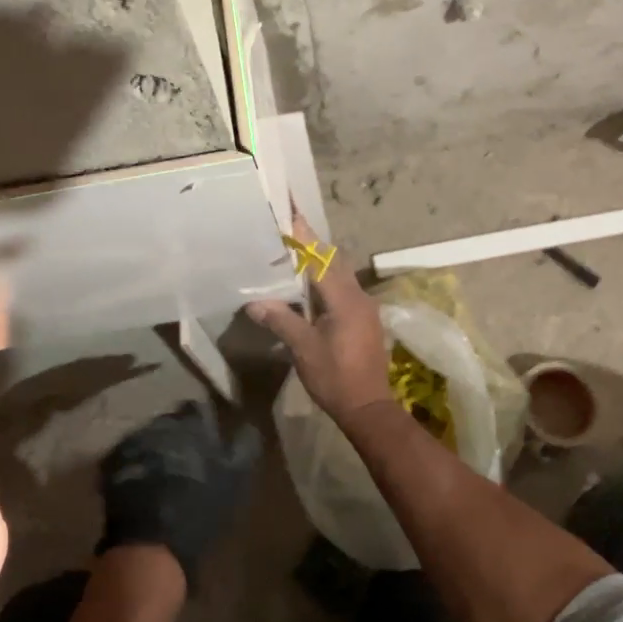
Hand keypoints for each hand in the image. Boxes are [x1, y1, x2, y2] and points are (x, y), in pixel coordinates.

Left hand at [95, 402, 259, 586]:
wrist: (151, 544)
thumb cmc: (200, 512)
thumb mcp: (235, 481)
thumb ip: (244, 449)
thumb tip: (250, 426)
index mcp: (195, 426)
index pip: (199, 409)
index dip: (203, 419)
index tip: (206, 433)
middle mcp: (163, 425)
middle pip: (171, 420)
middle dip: (176, 432)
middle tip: (183, 454)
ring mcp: (136, 442)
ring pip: (148, 436)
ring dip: (155, 447)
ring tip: (159, 469)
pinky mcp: (114, 462)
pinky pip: (126, 455)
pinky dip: (133, 463)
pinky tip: (137, 481)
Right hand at [245, 213, 392, 425]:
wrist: (368, 408)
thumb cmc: (335, 377)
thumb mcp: (303, 348)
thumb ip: (281, 320)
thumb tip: (254, 302)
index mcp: (344, 298)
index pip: (320, 259)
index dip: (304, 236)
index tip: (291, 213)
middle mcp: (358, 296)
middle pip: (332, 261)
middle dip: (311, 245)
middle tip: (287, 231)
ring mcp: (364, 308)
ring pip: (339, 275)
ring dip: (319, 263)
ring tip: (293, 254)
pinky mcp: (364, 320)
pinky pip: (342, 289)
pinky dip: (325, 280)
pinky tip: (309, 287)